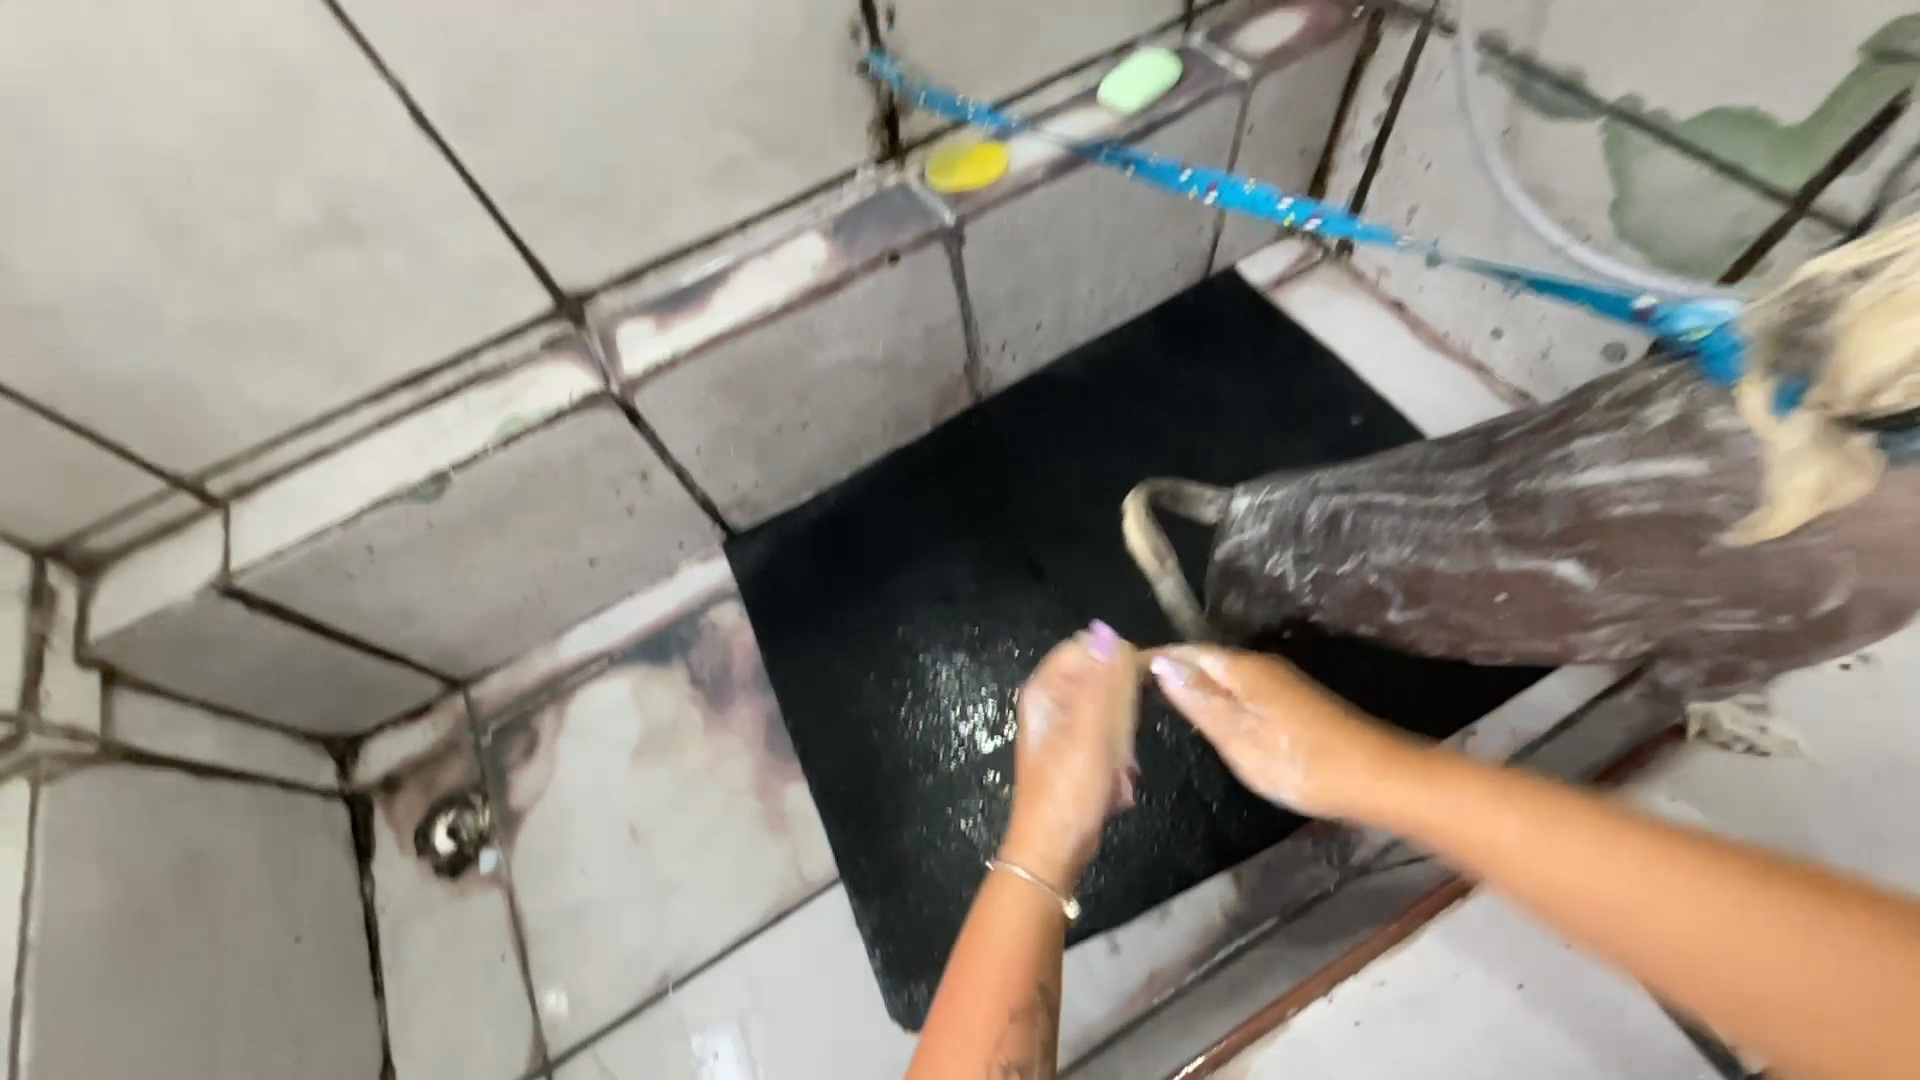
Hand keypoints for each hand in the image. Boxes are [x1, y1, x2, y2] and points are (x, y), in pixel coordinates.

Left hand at [1000, 622, 1141, 891]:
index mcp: (1046, 689)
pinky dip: (1118, 760)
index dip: (1118, 659)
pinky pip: (1109, 741)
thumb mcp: (1092, 731)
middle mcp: (1051, 701)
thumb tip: (1107, 629)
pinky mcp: (1077, 752)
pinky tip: (1117, 785)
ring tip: (1119, 770)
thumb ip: (1103, 681)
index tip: (1147, 684)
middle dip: (1123, 711)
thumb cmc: (1069, 790)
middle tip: (1123, 746)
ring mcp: (1064, 728)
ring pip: (1110, 713)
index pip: (1087, 646)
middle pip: (1102, 679)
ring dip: (1123, 740)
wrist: (1053, 851)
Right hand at [1148, 645, 1422, 818]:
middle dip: (1170, 669)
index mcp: (1242, 669)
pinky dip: (1216, 699)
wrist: (1380, 780)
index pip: (1186, 651)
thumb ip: (1198, 700)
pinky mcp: (1292, 702)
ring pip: (1223, 676)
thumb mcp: (1238, 737)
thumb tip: (1160, 663)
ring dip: (1193, 684)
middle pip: (1205, 660)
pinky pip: (1240, 690)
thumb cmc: (1301, 762)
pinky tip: (1208, 719)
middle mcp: (1260, 666)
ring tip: (1160, 705)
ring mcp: (1279, 683)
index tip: (1119, 669)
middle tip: (1132, 691)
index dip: (1154, 657)